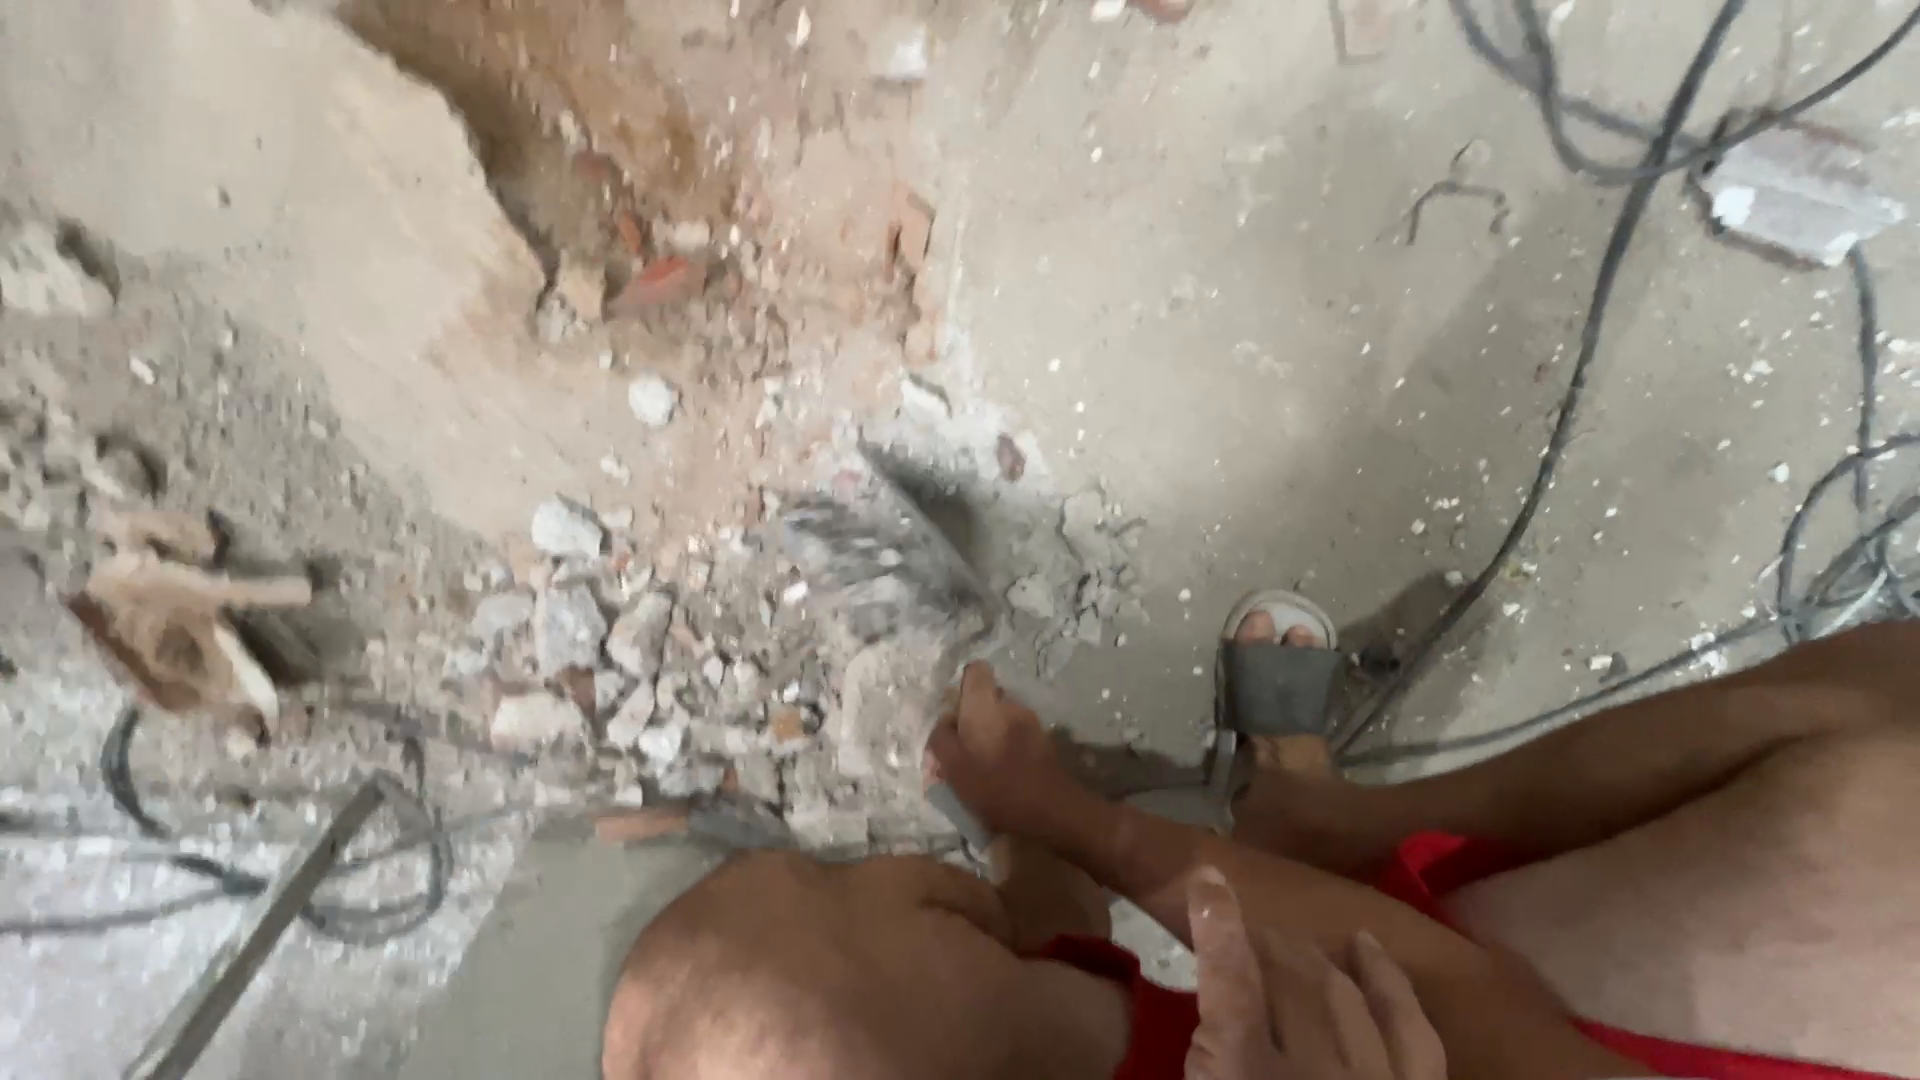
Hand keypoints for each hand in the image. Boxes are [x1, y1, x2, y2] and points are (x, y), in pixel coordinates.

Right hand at [925, 662, 1081, 836]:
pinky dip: (1008, 746)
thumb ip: (941, 739)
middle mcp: (1010, 704)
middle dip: (974, 717)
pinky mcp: (1044, 740)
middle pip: (988, 697)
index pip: (975, 670)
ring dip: (991, 734)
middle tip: (963, 748)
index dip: (963, 687)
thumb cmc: (995, 786)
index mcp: (985, 705)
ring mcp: (1031, 721)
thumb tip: (944, 722)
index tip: (954, 714)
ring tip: (983, 766)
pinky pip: (1018, 734)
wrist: (1050, 809)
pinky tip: (1004, 773)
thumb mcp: (953, 766)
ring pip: (1003, 717)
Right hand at [1186, 869, 1445, 1079]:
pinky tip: (1366, 949)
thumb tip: (1207, 1021)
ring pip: (1342, 988)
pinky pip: (1411, 1027)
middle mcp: (1316, 1074)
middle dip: (1260, 937)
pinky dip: (1387, 982)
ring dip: (1309, 954)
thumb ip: (1201, 1064)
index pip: (1231, 980)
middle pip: (1289, 974)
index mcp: (1249, 1076)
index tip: (1205, 878)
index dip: (1215, 920)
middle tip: (1238, 929)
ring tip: (1286, 941)